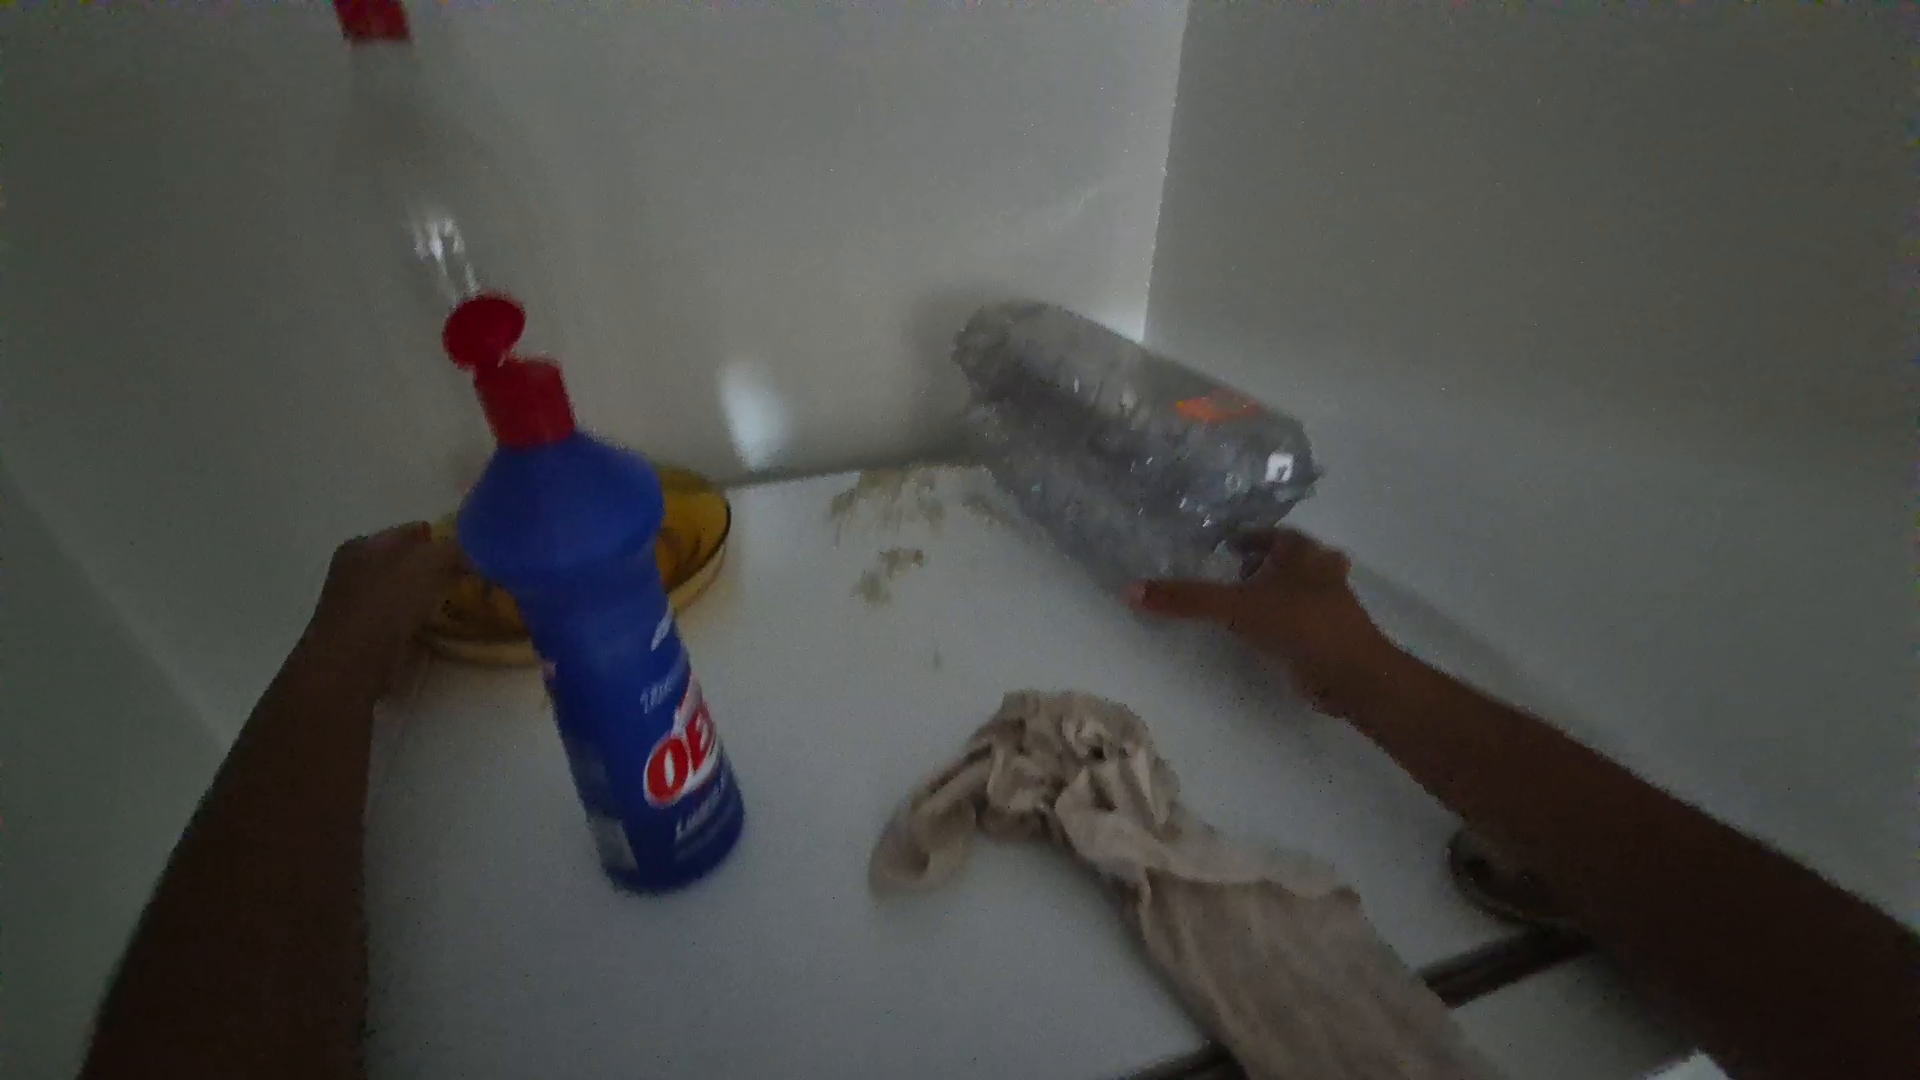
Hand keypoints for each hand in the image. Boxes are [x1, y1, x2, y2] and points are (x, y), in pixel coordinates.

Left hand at [300, 522, 461, 697]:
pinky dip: (422, 615)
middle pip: (409, 560)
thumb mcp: (428, 561)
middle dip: (439, 566)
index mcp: (363, 545)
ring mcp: (359, 600)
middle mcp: (356, 568)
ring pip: (408, 587)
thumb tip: (467, 555)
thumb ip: (451, 548)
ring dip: (432, 593)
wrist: (355, 660)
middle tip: (469, 577)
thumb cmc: (388, 601)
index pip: (412, 531)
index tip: (471, 553)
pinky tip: (438, 622)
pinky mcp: (366, 628)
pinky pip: (404, 612)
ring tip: (459, 601)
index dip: (443, 538)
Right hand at [1128, 529, 1397, 717]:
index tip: (1222, 548)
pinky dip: (1279, 619)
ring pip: (1294, 589)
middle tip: (1227, 575)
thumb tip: (1129, 590)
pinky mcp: (1329, 634)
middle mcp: (1319, 571)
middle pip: (1285, 560)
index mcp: (1302, 552)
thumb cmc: (1298, 624)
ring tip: (1238, 604)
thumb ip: (1185, 598)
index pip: (1270, 534)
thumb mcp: (1233, 607)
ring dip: (1271, 593)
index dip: (1246, 538)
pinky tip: (1259, 632)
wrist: (1352, 676)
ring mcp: (1329, 604)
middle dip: (1260, 565)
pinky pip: (1297, 617)